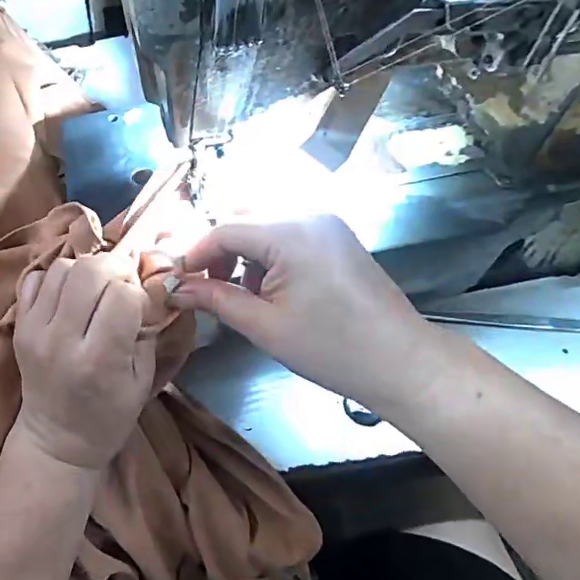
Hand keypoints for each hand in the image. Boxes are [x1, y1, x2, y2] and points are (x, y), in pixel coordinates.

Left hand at [12, 255, 159, 470]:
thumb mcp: (143, 380)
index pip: (123, 295)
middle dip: (114, 268)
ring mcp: (33, 330)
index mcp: (99, 360)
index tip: (140, 305)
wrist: (56, 438)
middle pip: (89, 271)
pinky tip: (68, 296)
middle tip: (121, 283)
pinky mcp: (18, 325)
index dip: (138, 292)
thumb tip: (149, 285)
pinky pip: (34, 279)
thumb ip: (147, 330)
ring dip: (85, 270)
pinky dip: (55, 278)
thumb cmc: (109, 414)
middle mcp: (61, 340)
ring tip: (95, 289)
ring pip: (61, 268)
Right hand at [169, 216, 445, 410]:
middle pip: (242, 219)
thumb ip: (216, 299)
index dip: (196, 254)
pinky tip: (270, 288)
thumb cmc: (332, 349)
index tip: (179, 282)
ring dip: (242, 253)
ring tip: (241, 294)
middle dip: (218, 252)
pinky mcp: (335, 236)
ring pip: (262, 224)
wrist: (404, 363)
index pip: (224, 229)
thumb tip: (176, 289)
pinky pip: (286, 232)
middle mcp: (308, 216)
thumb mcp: (264, 326)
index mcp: (291, 233)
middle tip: (207, 288)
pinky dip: (266, 254)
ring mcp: (326, 224)